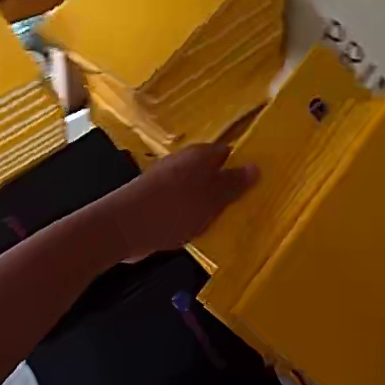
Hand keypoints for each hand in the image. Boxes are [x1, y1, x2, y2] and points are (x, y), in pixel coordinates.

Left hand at [91, 144, 257, 261]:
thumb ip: (233, 184)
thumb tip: (255, 166)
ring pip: (199, 190)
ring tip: (230, 222)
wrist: (123, 228)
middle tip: (250, 208)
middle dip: (229, 188)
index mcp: (199, 156)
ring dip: (212, 205)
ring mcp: (168, 182)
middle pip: (214, 172)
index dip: (244, 167)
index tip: (260, 186)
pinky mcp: (157, 201)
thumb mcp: (211, 198)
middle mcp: (183, 163)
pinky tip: (202, 231)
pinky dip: (195, 216)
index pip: (230, 153)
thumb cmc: (172, 210)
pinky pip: (185, 206)